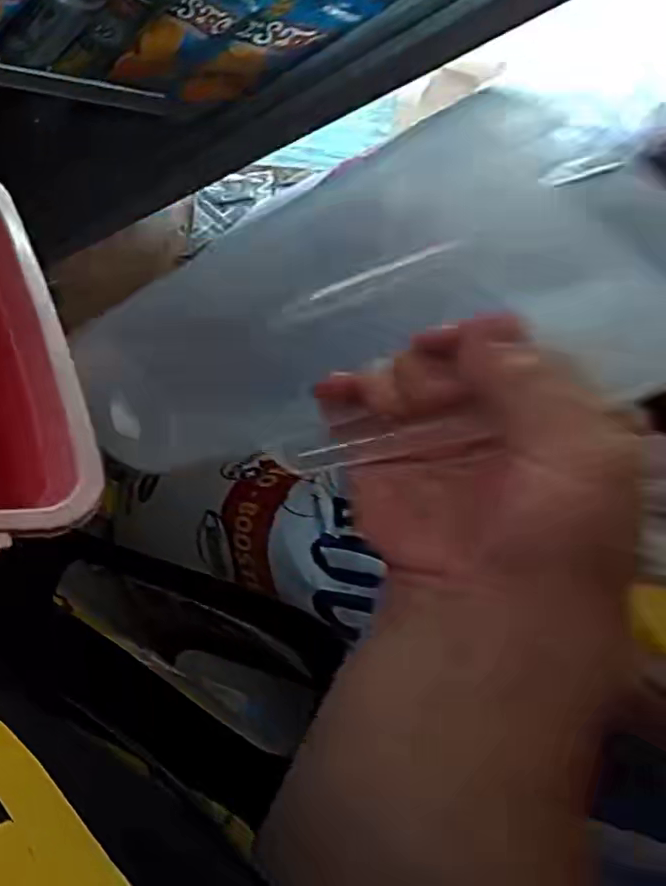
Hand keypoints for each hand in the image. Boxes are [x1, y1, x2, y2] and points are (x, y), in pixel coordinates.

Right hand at [314, 313, 642, 611]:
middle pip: (446, 361)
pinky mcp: (368, 451)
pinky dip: (337, 390)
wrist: (478, 588)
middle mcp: (485, 415)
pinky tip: (334, 389)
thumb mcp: (579, 453)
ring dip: (386, 380)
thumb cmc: (551, 526)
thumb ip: (535, 386)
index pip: (514, 352)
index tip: (455, 339)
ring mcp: (421, 433)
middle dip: (431, 367)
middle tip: (428, 397)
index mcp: (551, 411)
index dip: (485, 339)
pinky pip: (346, 406)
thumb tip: (483, 326)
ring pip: (394, 377)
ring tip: (389, 406)